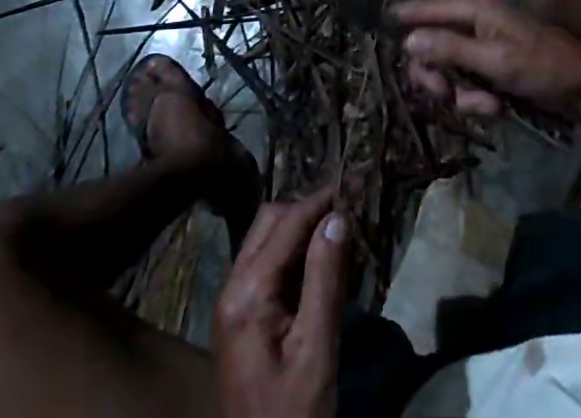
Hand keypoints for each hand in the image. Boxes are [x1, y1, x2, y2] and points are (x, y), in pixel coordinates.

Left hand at [214, 190, 348, 417]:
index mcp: (247, 293)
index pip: (285, 225)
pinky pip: (265, 264)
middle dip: (305, 209)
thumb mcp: (317, 348)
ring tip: (336, 229)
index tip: (348, 185)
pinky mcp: (240, 315)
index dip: (318, 202)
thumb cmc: (294, 411)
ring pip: (264, 240)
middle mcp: (232, 287)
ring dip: (298, 228)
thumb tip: (336, 218)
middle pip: (268, 223)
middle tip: (344, 209)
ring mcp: (232, 301)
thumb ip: (325, 279)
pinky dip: (291, 251)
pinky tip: (318, 260)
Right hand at [391, 0, 580, 115]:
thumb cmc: (543, 66)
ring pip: (441, 71)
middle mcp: (468, 20)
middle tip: (446, 94)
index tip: (378, 44)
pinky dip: (473, 99)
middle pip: (424, 46)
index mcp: (471, 6)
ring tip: (487, 105)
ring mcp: (475, 45)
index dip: (397, 25)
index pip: (418, 9)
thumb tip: (407, 41)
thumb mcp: (495, 60)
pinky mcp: (482, 67)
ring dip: (459, 94)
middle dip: (434, 76)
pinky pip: (460, 84)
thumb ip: (450, 50)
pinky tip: (496, 106)